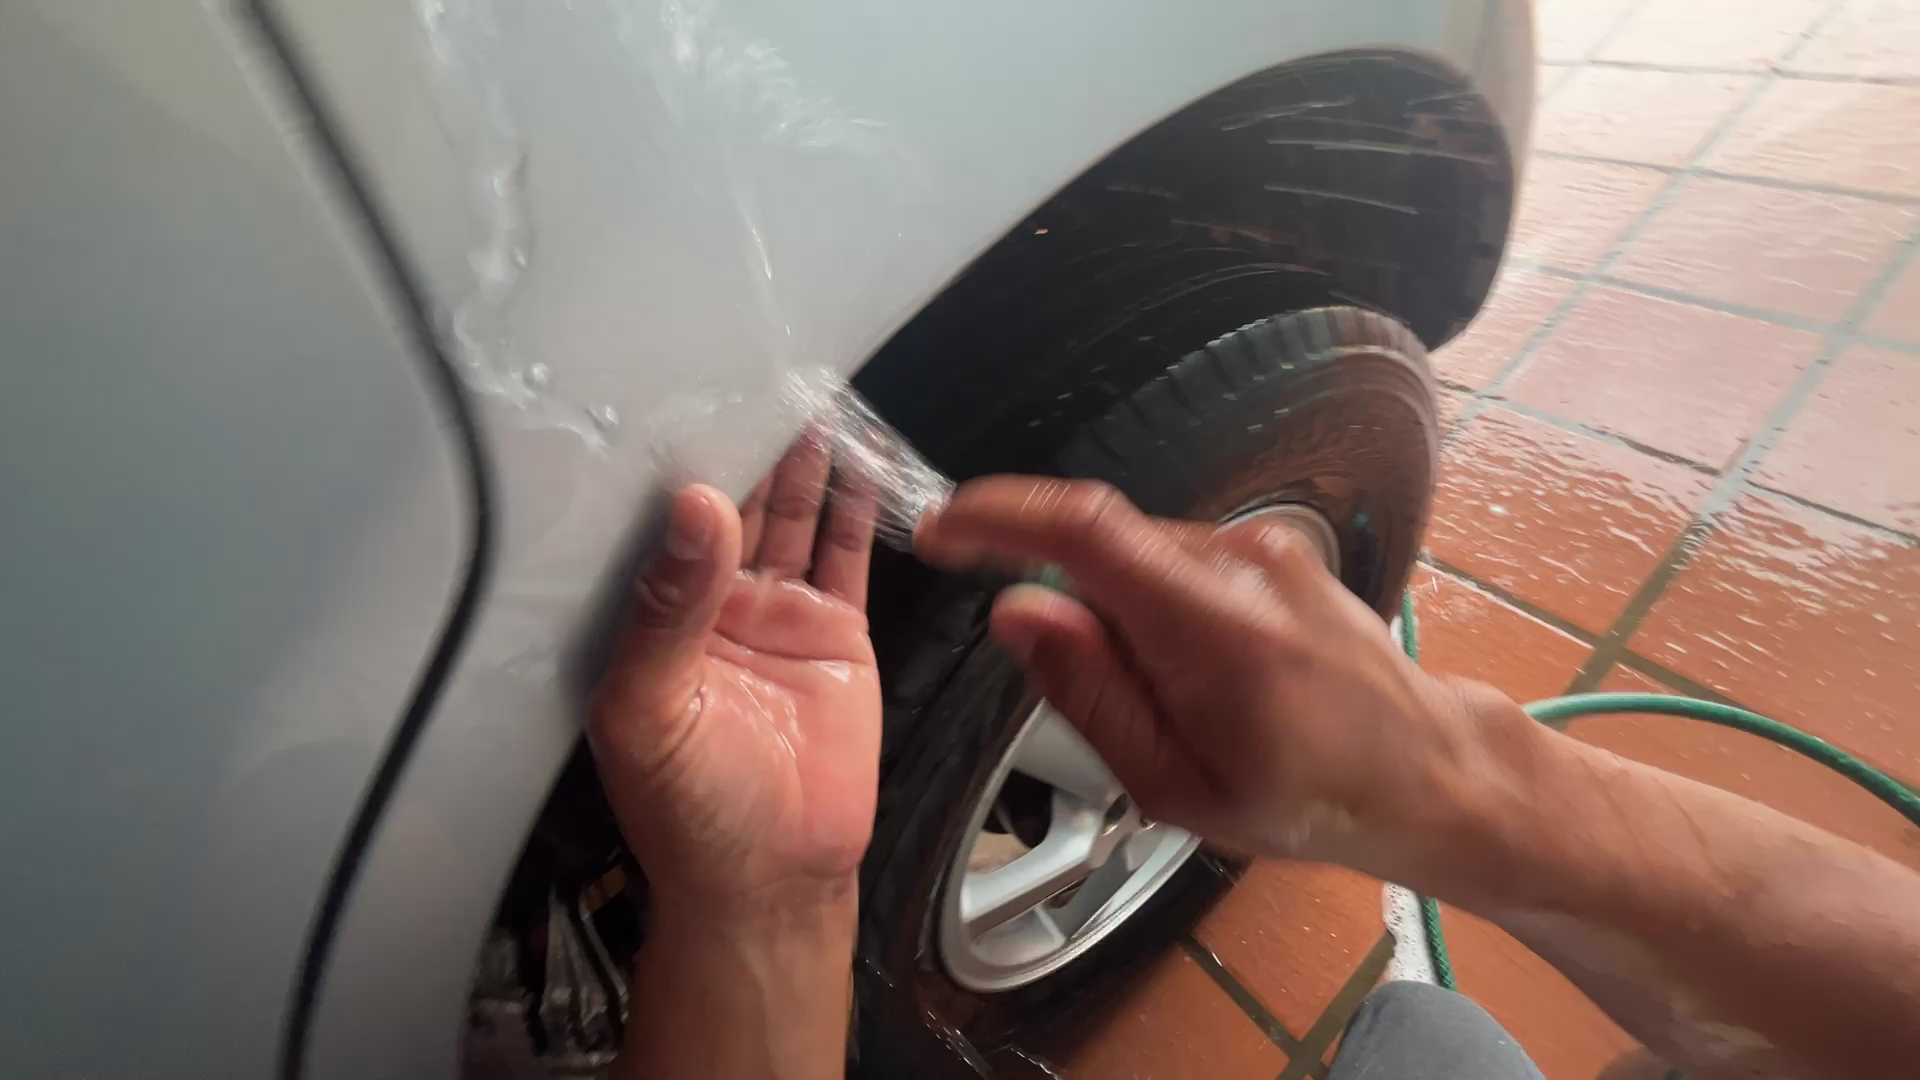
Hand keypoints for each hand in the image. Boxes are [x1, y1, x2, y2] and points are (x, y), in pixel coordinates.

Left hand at [590, 437, 882, 914]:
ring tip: (813, 409)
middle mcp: (720, 605)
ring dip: (804, 467)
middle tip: (764, 384)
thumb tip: (693, 511)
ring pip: (794, 519)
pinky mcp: (838, 629)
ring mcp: (782, 612)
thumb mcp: (654, 710)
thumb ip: (669, 609)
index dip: (684, 466)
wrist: (777, 870)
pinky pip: (847, 556)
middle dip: (751, 448)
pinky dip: (855, 513)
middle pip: (738, 506)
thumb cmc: (694, 811)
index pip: (670, 524)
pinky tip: (858, 470)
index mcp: (662, 618)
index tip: (695, 405)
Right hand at [914, 476, 1533, 888]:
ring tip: (1178, 696)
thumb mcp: (1173, 782)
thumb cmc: (1305, 798)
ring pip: (1133, 557)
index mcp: (1213, 628)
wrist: (1428, 769)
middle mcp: (1237, 560)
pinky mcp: (1266, 545)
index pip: (1085, 530)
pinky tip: (1200, 667)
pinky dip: (1149, 605)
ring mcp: (1258, 545)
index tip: (942, 524)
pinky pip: (1169, 558)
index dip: (1000, 514)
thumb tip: (1016, 610)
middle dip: (1073, 610)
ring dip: (1116, 616)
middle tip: (1118, 699)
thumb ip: (1087, 691)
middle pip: (1101, 550)